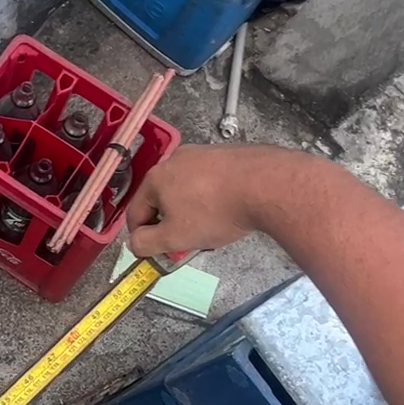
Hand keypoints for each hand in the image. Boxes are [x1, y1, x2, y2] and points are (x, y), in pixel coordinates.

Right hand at [126, 144, 320, 256]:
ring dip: (191, 210)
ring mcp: (202, 153)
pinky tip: (228, 208)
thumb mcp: (174, 238)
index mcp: (155, 178)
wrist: (268, 185)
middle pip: (161, 199)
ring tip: (211, 226)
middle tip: (187, 241)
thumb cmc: (216, 212)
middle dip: (170, 222)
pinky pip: (209, 180)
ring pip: (186, 189)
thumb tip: (135, 243)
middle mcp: (175, 159)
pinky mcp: (227, 153)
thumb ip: (146, 243)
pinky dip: (212, 196)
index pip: (135, 213)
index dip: (142, 237)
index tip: (158, 251)